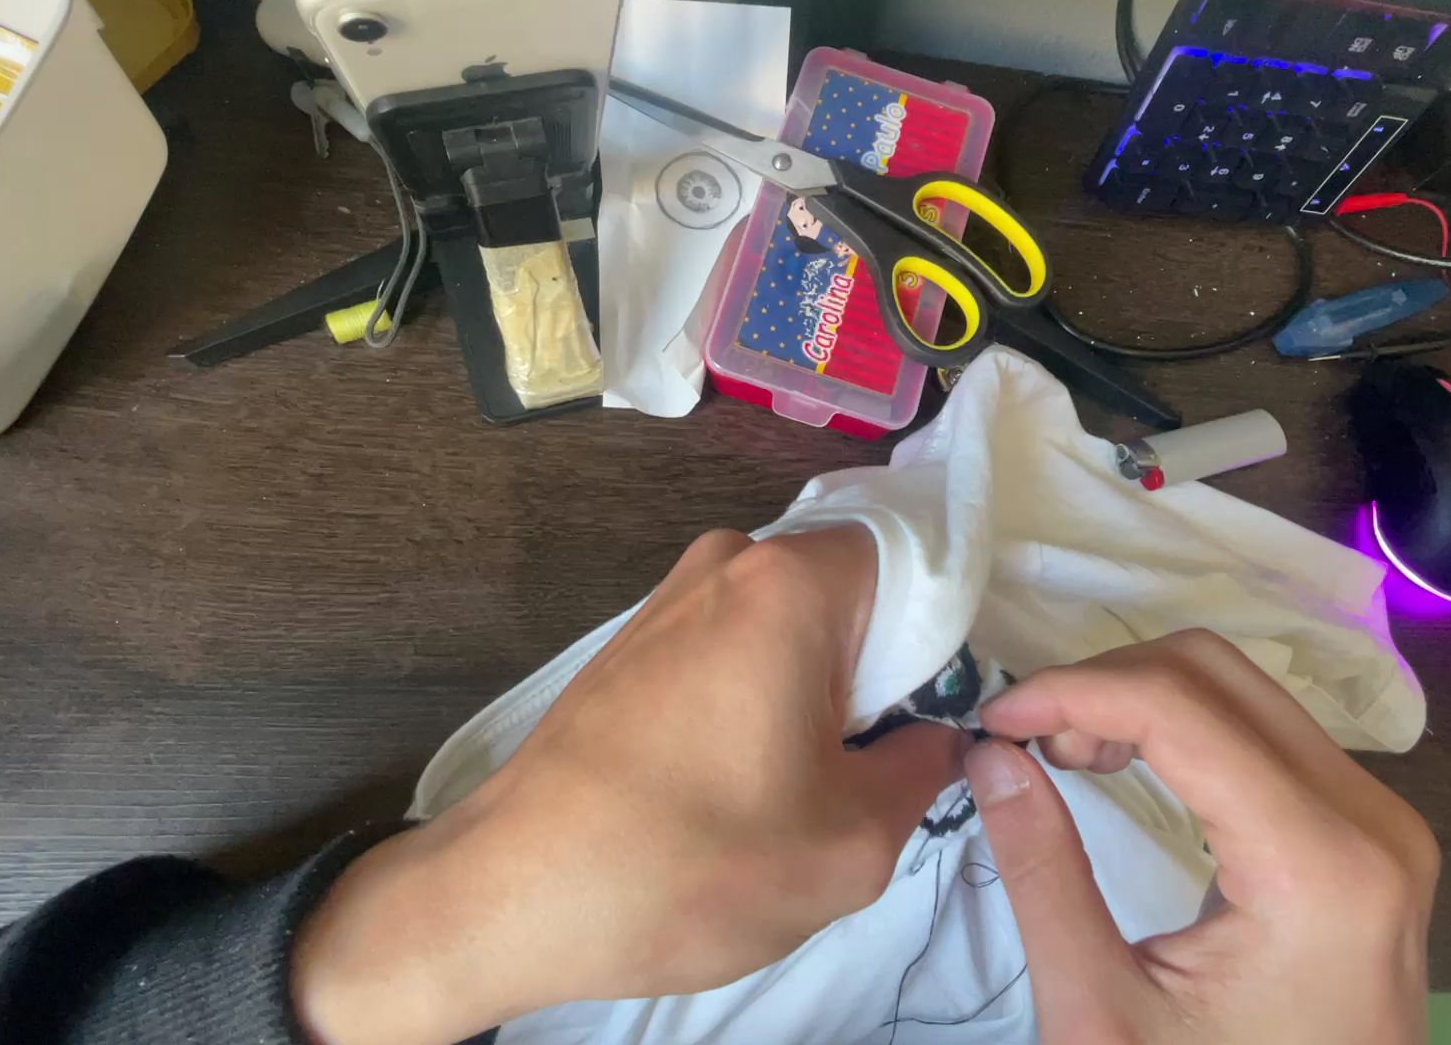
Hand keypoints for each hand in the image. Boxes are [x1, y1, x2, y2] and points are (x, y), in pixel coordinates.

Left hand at [292, 526, 968, 1044]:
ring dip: (819, 683)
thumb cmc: (692, 859)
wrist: (511, 890)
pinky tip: (743, 764)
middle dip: (878, 667)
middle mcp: (727, 559)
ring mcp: (671, 592)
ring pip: (791, 619)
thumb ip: (924, 767)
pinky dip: (762, 686)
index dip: (939, 637)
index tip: (939, 709)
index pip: (910, 565)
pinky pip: (734, 639)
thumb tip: (937, 733)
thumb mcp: (851, 840)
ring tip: (804, 772)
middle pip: (848, 591)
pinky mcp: (637, 635)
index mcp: (787, 580)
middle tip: (874, 756)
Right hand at [964, 630, 1438, 1044]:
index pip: (1175, 706)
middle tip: (1027, 742)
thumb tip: (989, 752)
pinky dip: (1160, 713)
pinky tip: (1117, 758)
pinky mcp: (1353, 818)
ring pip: (1224, 678)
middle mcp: (1365, 816)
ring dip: (1124, 694)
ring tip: (1066, 755)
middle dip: (1095, 685)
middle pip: (1205, 669)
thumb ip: (1041, 872)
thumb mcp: (1099, 1013)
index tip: (992, 720)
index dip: (1069, 692)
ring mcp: (1369, 811)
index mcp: (1319, 867)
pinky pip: (1242, 714)